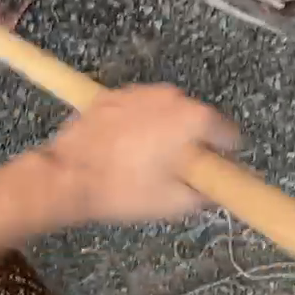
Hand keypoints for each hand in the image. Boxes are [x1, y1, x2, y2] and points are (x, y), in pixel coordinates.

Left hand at [17, 85, 238, 226]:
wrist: (67, 177)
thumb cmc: (119, 189)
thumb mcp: (172, 202)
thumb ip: (205, 193)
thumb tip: (215, 190)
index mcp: (193, 117)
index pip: (227, 133)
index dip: (223, 155)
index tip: (216, 169)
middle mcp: (170, 97)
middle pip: (194, 119)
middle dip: (190, 142)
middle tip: (177, 169)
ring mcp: (137, 93)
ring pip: (162, 113)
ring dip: (161, 132)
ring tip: (144, 162)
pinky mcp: (110, 98)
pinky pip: (134, 112)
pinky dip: (135, 127)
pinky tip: (123, 150)